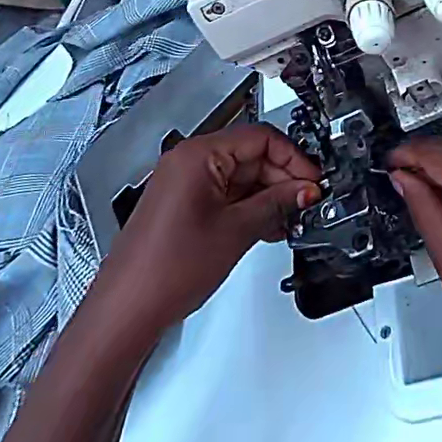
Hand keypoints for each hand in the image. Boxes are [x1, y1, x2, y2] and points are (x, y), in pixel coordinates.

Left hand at [95, 123, 321, 331]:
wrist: (129, 305)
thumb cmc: (164, 269)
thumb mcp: (236, 231)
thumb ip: (275, 204)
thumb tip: (303, 190)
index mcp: (198, 154)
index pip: (259, 136)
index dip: (292, 157)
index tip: (312, 180)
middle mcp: (188, 160)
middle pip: (250, 153)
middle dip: (282, 177)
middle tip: (306, 203)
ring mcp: (184, 180)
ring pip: (240, 174)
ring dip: (267, 194)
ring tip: (289, 219)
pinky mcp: (183, 200)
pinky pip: (225, 191)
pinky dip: (248, 204)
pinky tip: (267, 225)